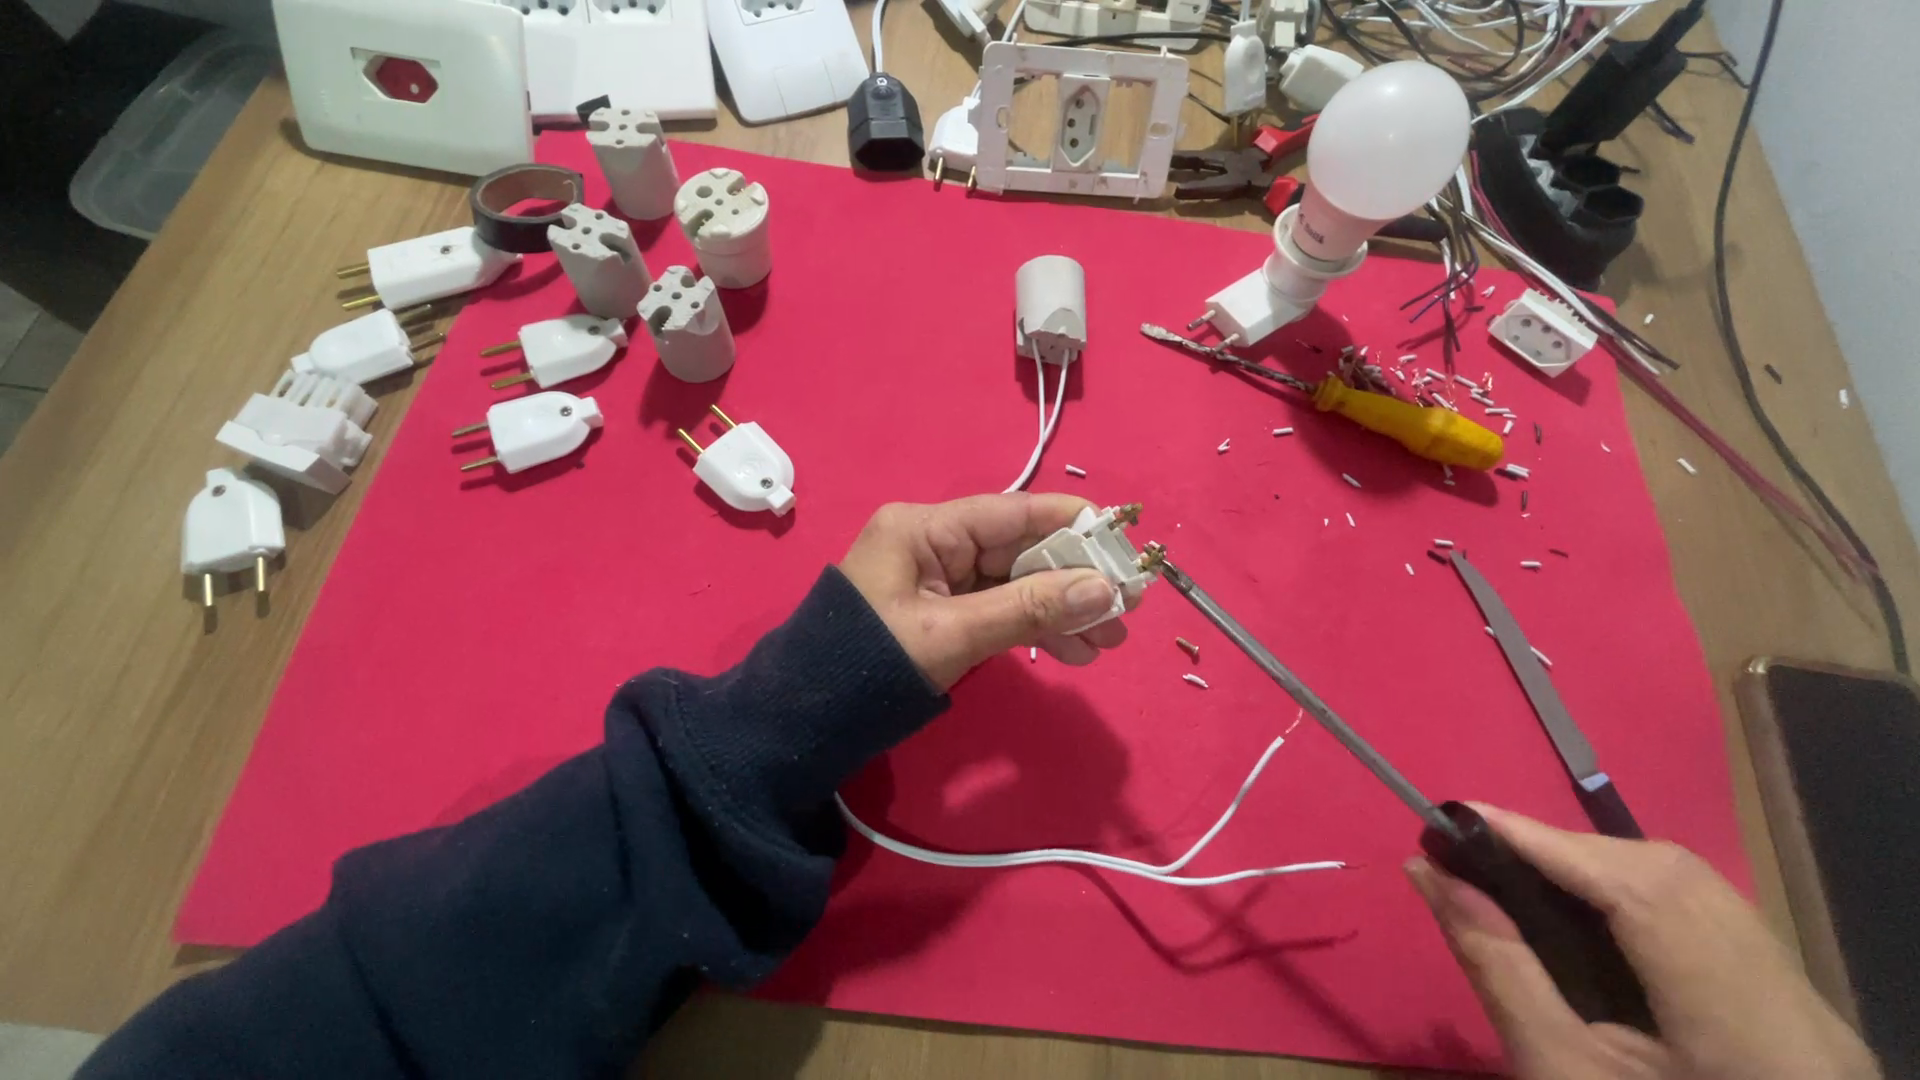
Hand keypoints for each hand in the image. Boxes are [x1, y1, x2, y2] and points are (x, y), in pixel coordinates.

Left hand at [838, 494, 1133, 690]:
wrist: (811, 719)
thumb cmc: (872, 666)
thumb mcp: (954, 635)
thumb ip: (1029, 608)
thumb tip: (1104, 590)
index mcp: (925, 528)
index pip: (1013, 512)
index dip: (1072, 524)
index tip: (1122, 542)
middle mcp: (935, 543)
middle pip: (1021, 550)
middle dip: (1075, 581)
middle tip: (1125, 611)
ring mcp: (940, 579)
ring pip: (1017, 584)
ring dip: (1063, 610)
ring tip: (1108, 643)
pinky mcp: (944, 612)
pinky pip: (1002, 610)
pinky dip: (1036, 628)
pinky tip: (1074, 652)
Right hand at [1406, 806, 1878, 1079]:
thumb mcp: (1553, 1068)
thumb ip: (1496, 963)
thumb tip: (1426, 871)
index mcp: (1750, 1037)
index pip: (1646, 895)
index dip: (1550, 842)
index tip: (1463, 815)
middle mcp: (1800, 1007)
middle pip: (1672, 879)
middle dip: (1568, 849)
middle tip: (1480, 843)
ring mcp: (1805, 1005)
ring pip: (1692, 886)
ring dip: (1597, 863)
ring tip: (1518, 863)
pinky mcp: (1791, 1006)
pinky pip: (1705, 912)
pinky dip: (1631, 888)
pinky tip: (1579, 897)